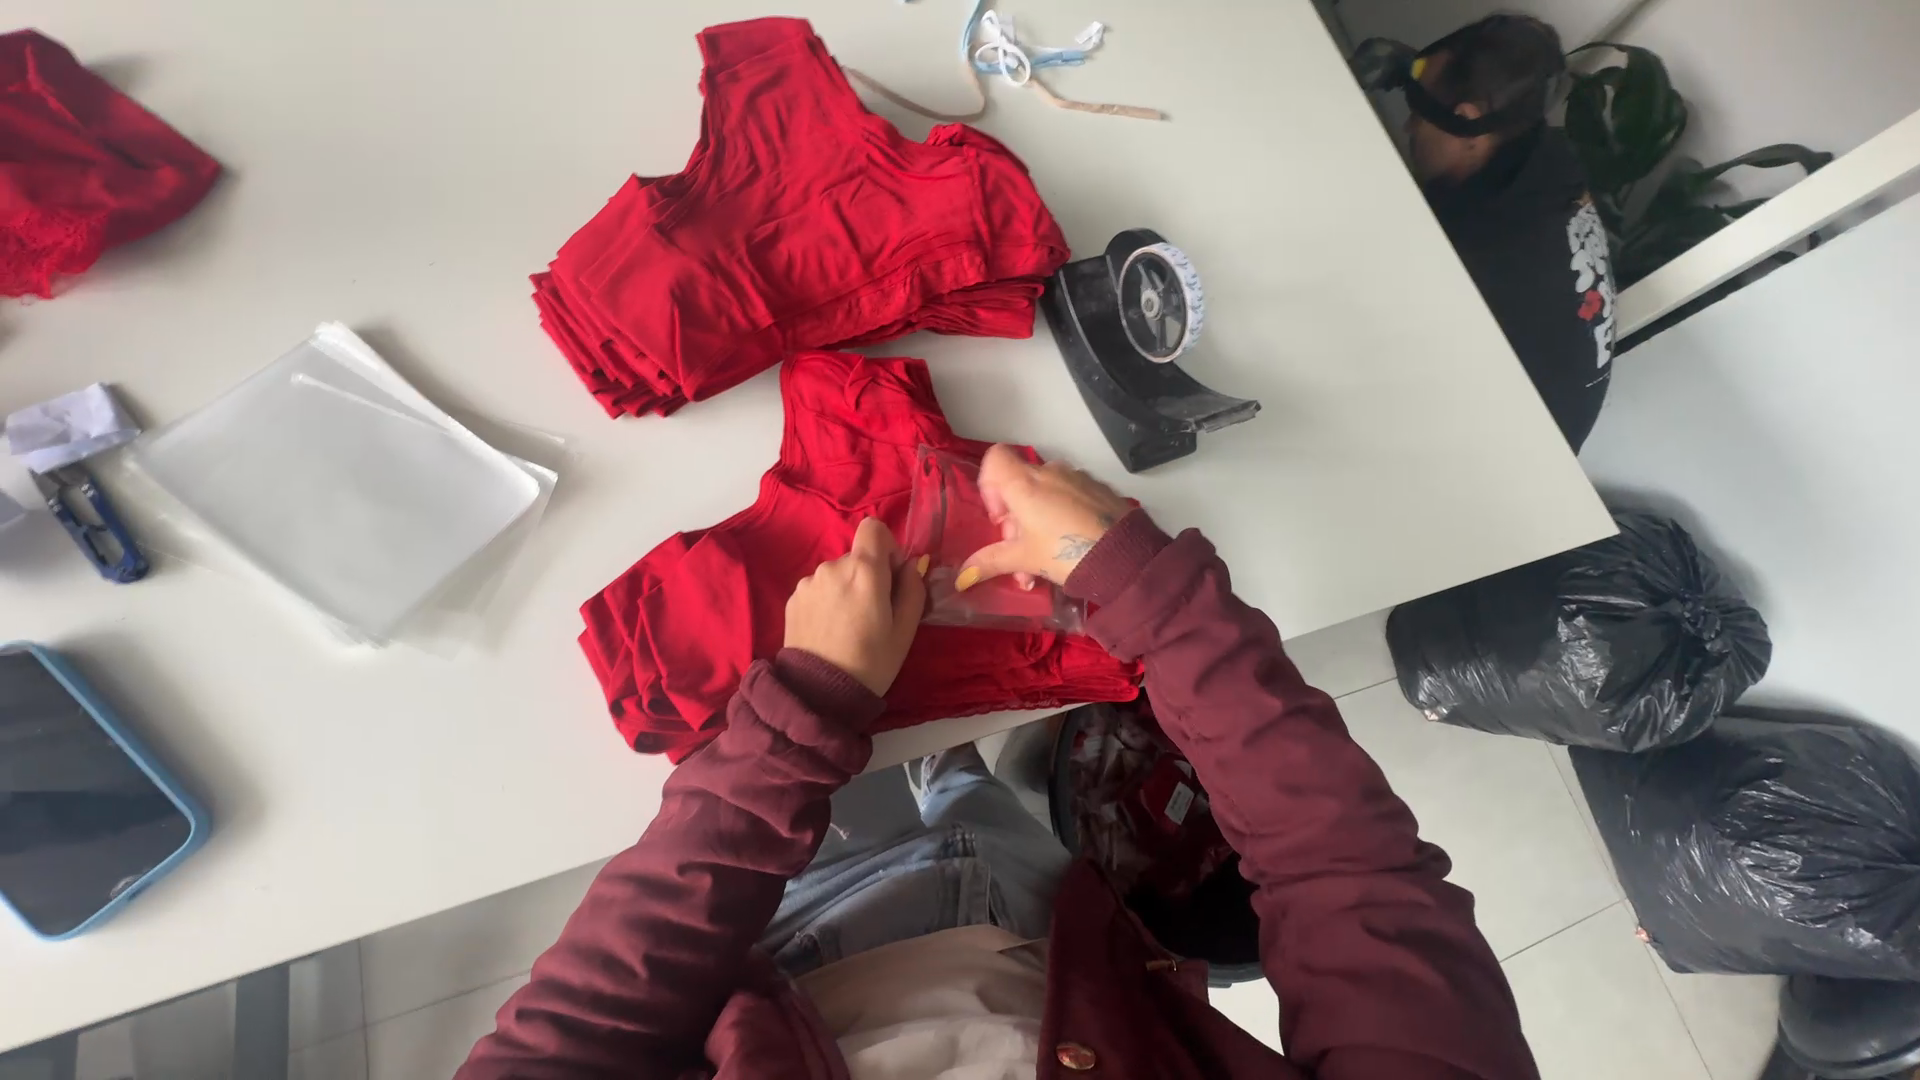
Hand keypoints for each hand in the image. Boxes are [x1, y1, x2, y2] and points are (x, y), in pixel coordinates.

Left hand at [784, 517, 927, 694]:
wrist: (819, 694)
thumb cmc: (872, 662)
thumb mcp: (906, 630)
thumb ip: (912, 588)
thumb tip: (908, 567)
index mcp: (864, 570)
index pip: (873, 528)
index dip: (887, 547)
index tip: (891, 576)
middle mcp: (832, 567)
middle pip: (857, 556)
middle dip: (869, 576)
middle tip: (873, 613)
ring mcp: (809, 582)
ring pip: (837, 573)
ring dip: (846, 588)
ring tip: (848, 625)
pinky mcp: (793, 598)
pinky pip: (819, 588)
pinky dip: (828, 600)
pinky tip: (829, 630)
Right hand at [957, 444, 1133, 589]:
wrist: (1125, 557)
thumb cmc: (1066, 552)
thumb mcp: (1024, 559)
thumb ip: (990, 562)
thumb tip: (961, 576)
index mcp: (1025, 483)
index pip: (995, 458)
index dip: (990, 486)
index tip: (1001, 519)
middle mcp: (1049, 472)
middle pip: (1019, 484)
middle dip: (1015, 520)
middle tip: (1021, 552)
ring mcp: (1076, 478)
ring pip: (1044, 494)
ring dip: (1037, 522)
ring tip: (1044, 558)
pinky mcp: (1098, 489)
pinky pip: (1069, 497)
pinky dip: (1061, 516)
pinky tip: (1069, 545)